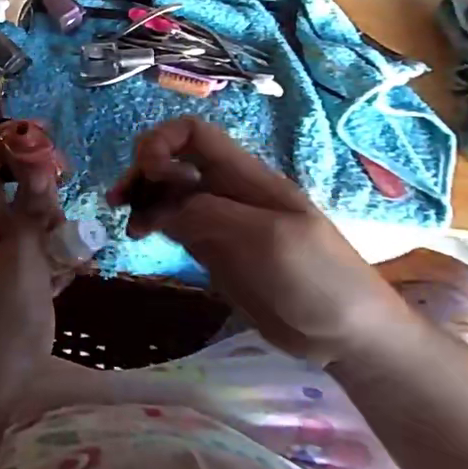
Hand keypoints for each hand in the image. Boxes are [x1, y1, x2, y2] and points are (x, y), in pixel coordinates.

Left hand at [0, 133, 67, 400]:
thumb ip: (30, 207)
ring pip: (35, 213)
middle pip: (13, 184)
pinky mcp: (25, 266)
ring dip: (54, 226)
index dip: (4, 142)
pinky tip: (64, 276)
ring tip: (62, 256)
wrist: (2, 372)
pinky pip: (46, 242)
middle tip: (62, 200)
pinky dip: (59, 252)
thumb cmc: (5, 314)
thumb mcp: (22, 256)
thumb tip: (36, 157)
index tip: (40, 132)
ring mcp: (7, 248)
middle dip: (40, 189)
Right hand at [110, 117, 412, 362]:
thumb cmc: (320, 279)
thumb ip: (212, 214)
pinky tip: (140, 237)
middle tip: (120, 200)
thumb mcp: (269, 239)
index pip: (194, 134)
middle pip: (172, 160)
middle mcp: (226, 191)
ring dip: (140, 197)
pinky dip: (149, 222)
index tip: (149, 173)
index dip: (163, 141)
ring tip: (127, 223)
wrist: (347, 335)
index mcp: (246, 177)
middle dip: (141, 170)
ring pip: (166, 192)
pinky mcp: (212, 250)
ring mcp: (218, 221)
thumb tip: (163, 208)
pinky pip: (171, 223)